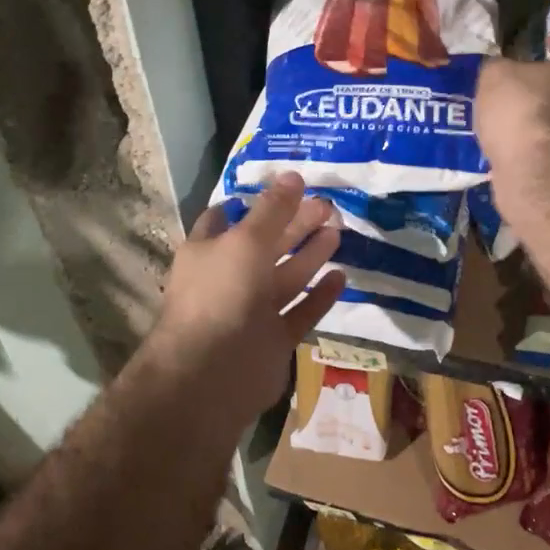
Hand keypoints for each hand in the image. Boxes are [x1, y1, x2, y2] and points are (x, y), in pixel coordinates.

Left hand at [151, 174, 345, 422]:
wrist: (214, 373)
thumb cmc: (221, 294)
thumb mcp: (245, 241)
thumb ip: (272, 210)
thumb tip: (293, 175)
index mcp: (208, 252)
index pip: (227, 218)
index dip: (254, 203)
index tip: (285, 188)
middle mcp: (228, 278)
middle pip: (265, 245)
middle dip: (294, 224)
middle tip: (327, 205)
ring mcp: (252, 311)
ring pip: (286, 277)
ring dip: (310, 254)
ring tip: (338, 230)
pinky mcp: (274, 339)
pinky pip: (300, 312)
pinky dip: (319, 295)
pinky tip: (341, 276)